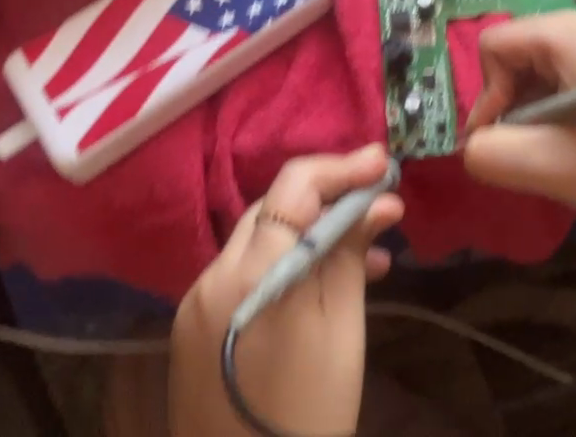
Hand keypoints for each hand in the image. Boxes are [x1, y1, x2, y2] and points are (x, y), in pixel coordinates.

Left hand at [169, 144, 404, 436]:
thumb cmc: (310, 412)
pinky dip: (282, 265)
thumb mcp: (342, 330)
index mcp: (252, 273)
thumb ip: (351, 253)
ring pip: (260, 240)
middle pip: (274, 209)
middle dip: (327, 198)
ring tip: (366, 252)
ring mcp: (195, 301)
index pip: (293, 186)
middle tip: (378, 204)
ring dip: (308, 232)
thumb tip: (379, 199)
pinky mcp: (192, 326)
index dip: (340, 167)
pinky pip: (243, 274)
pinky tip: (318, 284)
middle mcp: (212, 275)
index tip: (382, 164)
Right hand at [461, 12, 575, 241]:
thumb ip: (489, 153)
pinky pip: (564, 80)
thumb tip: (472, 147)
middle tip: (529, 150)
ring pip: (538, 71)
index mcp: (566, 33)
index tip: (505, 138)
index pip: (493, 45)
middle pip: (515, 55)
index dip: (487, 95)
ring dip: (534, 113)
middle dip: (510, 104)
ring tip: (556, 153)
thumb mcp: (548, 164)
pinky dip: (558, 112)